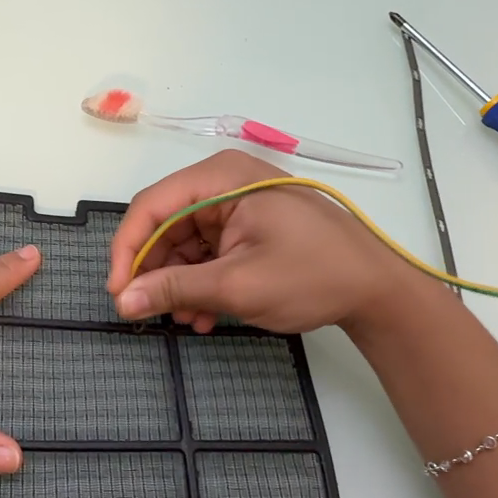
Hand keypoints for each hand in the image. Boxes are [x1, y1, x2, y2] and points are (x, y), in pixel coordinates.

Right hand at [106, 152, 417, 333]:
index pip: (151, 206)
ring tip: (186, 319)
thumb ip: (174, 289)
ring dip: (178, 283)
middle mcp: (225, 183)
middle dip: (156, 271)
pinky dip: (200, 283)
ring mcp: (238, 206)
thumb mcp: (237, 285)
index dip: (127, 250)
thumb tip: (122, 302)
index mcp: (222, 178)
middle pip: (165, 225)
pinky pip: (207, 253)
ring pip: (184, 243)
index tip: (118, 292)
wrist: (378, 291)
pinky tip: (205, 315)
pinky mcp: (249, 228)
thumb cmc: (313, 276)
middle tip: (149, 312)